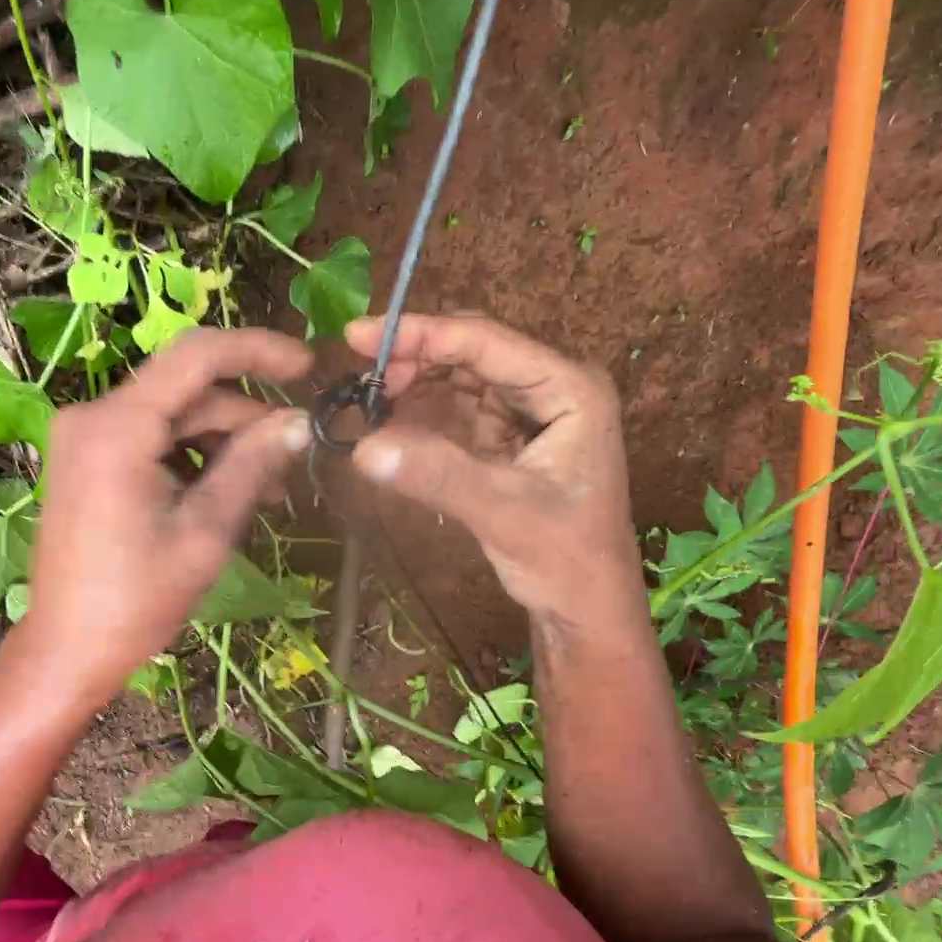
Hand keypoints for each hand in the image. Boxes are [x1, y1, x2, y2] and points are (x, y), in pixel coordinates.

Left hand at [23, 328, 312, 691]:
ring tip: (269, 491)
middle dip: (246, 418)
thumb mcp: (205, 532)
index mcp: (117, 427)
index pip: (197, 355)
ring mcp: (85, 437)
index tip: (307, 369)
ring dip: (224, 443)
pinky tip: (226, 494)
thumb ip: (252, 466)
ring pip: (173, 417)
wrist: (67, 650)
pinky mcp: (87, 459)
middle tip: (294, 458)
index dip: (258, 351)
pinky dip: (192, 458)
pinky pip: (151, 439)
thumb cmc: (136, 601)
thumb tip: (299, 423)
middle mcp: (93, 416)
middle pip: (188, 392)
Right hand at [347, 314, 643, 631]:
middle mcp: (552, 388)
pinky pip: (458, 408)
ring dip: (415, 384)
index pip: (487, 342)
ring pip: (460, 377)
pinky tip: (390, 423)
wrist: (585, 608)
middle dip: (414, 358)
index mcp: (569, 389)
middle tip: (361, 379)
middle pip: (472, 352)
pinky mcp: (508, 436)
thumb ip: (437, 475)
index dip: (420, 333)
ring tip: (369, 402)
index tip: (357, 336)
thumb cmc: (564, 558)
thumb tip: (363, 448)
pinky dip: (422, 412)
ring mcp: (529, 411)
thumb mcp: (502, 512)